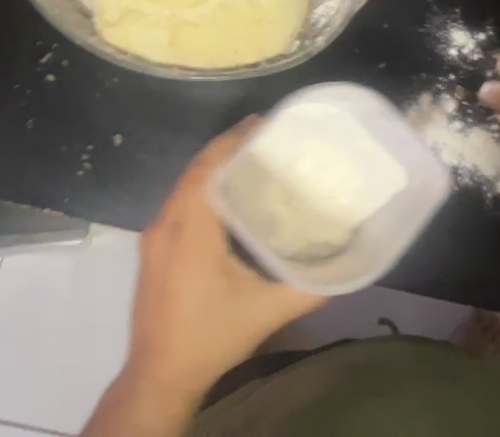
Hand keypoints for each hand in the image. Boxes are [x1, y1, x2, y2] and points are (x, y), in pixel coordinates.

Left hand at [123, 117, 325, 397]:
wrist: (158, 376)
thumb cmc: (211, 336)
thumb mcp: (267, 311)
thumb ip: (309, 287)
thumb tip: (348, 268)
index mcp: (191, 228)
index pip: (210, 166)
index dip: (235, 140)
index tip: (265, 123)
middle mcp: (167, 222)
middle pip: (197, 168)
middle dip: (228, 145)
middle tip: (265, 134)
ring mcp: (154, 236)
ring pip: (184, 183)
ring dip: (213, 164)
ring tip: (251, 155)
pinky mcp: (151, 249)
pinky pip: (178, 200)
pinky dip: (201, 185)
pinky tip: (226, 192)